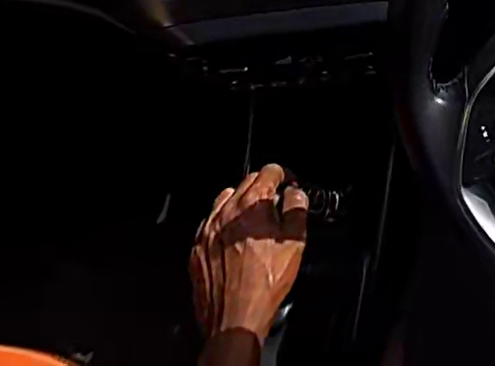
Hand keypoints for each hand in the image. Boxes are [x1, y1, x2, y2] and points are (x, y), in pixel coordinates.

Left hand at [188, 164, 308, 362]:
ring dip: (241, 202)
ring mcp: (209, 229)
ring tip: (253, 220)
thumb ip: (297, 209)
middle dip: (264, 187)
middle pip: (247, 180)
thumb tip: (295, 193)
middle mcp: (227, 211)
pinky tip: (234, 238)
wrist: (234, 323)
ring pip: (226, 198)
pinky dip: (223, 222)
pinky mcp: (198, 247)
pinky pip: (211, 222)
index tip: (288, 185)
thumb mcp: (295, 244)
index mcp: (252, 204)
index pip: (269, 171)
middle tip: (274, 204)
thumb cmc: (265, 286)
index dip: (283, 176)